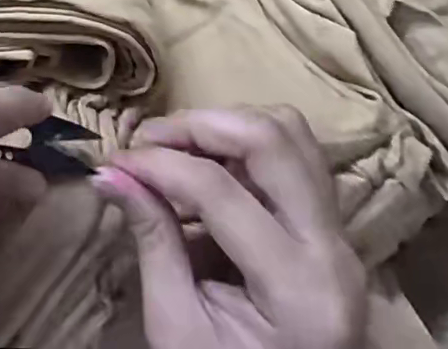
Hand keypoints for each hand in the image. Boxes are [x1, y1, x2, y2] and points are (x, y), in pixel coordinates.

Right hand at [94, 107, 366, 348]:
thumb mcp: (177, 323)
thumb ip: (151, 239)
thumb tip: (107, 172)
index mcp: (300, 292)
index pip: (217, 189)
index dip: (156, 163)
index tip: (115, 162)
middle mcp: (334, 252)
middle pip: (269, 138)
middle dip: (196, 124)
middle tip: (149, 139)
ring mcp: (340, 233)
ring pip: (288, 131)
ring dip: (224, 125)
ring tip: (180, 148)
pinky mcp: (331, 223)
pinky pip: (294, 149)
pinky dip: (243, 138)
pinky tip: (209, 162)